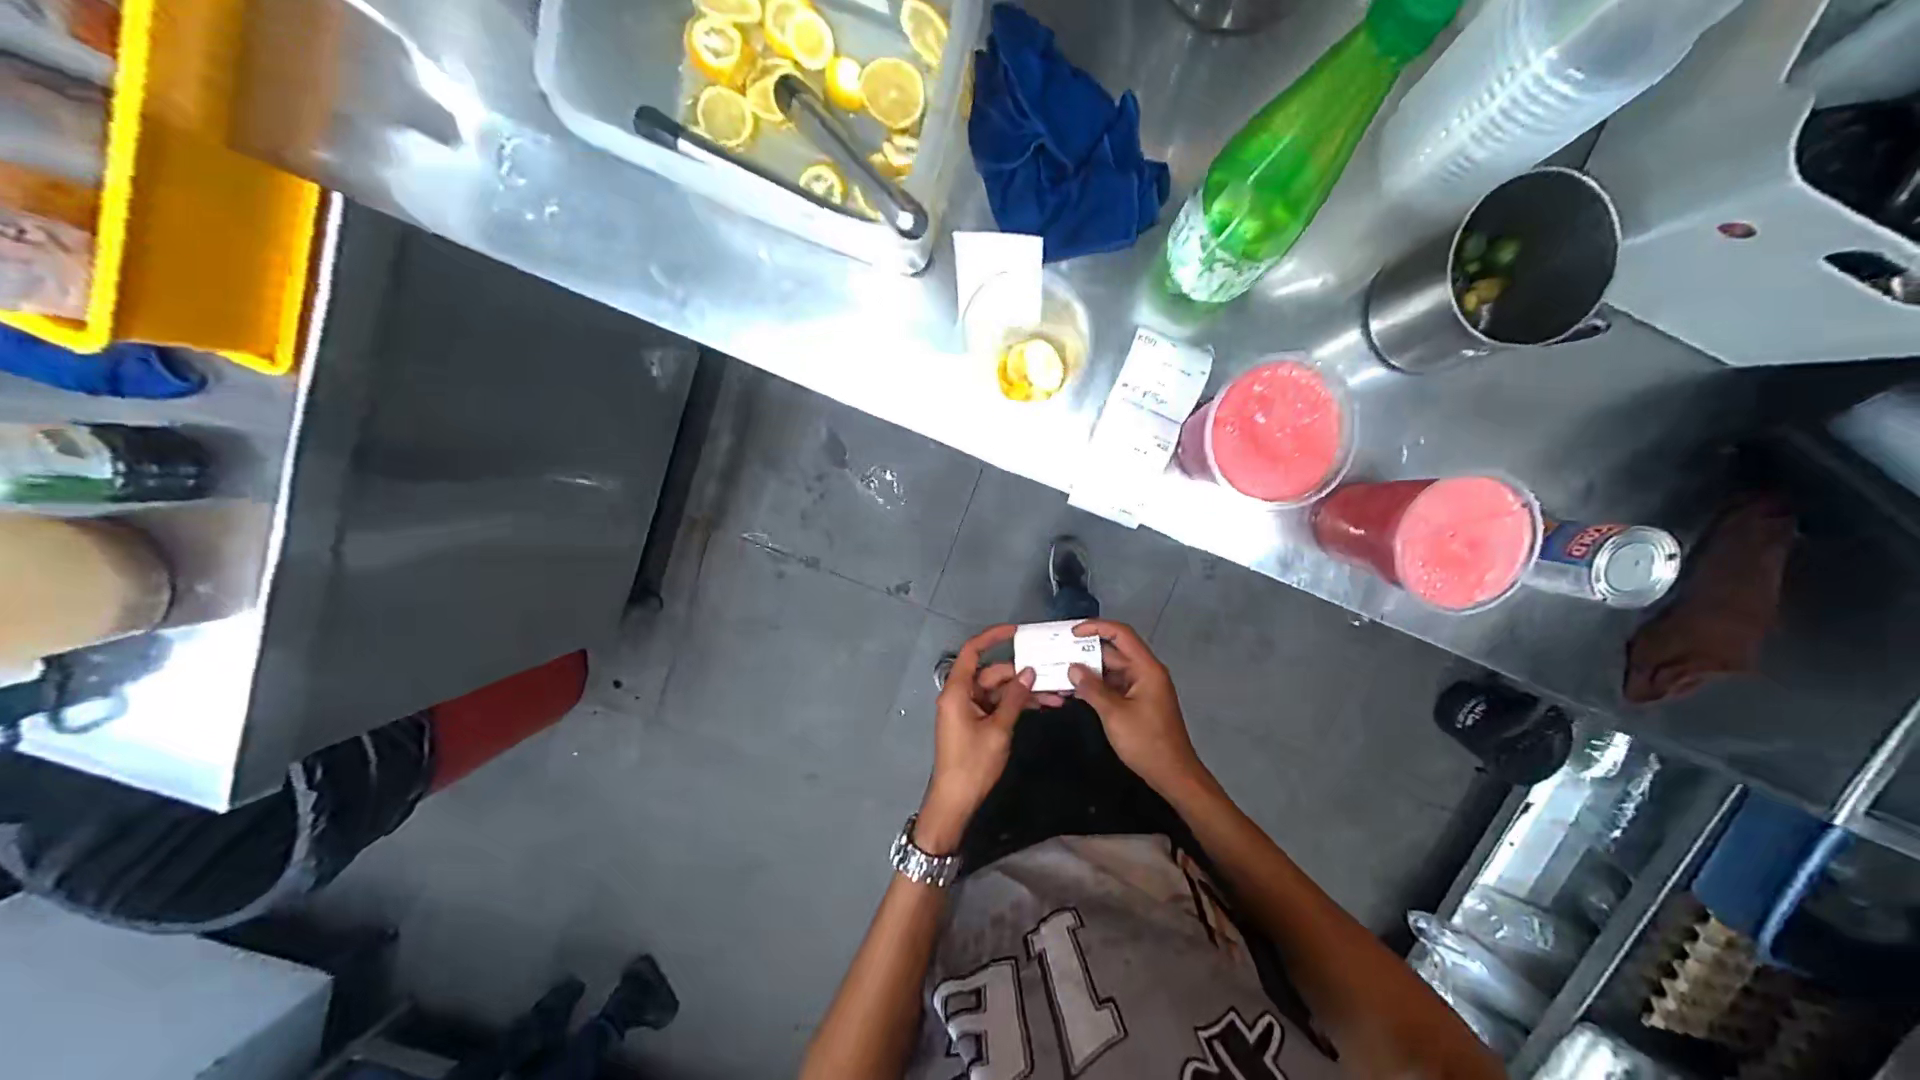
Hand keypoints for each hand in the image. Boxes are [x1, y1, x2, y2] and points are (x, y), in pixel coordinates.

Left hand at [919, 624, 1033, 853]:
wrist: (955, 800)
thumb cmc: (972, 764)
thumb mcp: (998, 730)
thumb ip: (1015, 699)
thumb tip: (1029, 672)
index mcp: (956, 691)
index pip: (973, 652)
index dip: (993, 637)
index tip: (1017, 631)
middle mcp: (960, 695)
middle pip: (992, 673)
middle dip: (1021, 674)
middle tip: (1051, 674)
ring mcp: (967, 709)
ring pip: (998, 690)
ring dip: (1023, 692)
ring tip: (1055, 695)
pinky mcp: (975, 722)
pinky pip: (996, 705)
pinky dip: (1015, 705)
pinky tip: (1041, 706)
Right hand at [1067, 620, 1208, 797]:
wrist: (1173, 774)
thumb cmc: (1146, 742)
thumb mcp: (1114, 714)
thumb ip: (1092, 688)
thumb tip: (1073, 668)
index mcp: (1146, 668)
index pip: (1121, 634)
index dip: (1096, 627)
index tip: (1072, 633)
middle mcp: (1146, 672)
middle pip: (1115, 651)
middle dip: (1087, 650)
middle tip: (1058, 652)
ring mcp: (1142, 688)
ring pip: (1112, 670)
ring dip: (1090, 670)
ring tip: (1061, 670)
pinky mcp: (1138, 702)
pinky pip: (1114, 685)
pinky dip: (1097, 685)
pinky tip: (1075, 689)